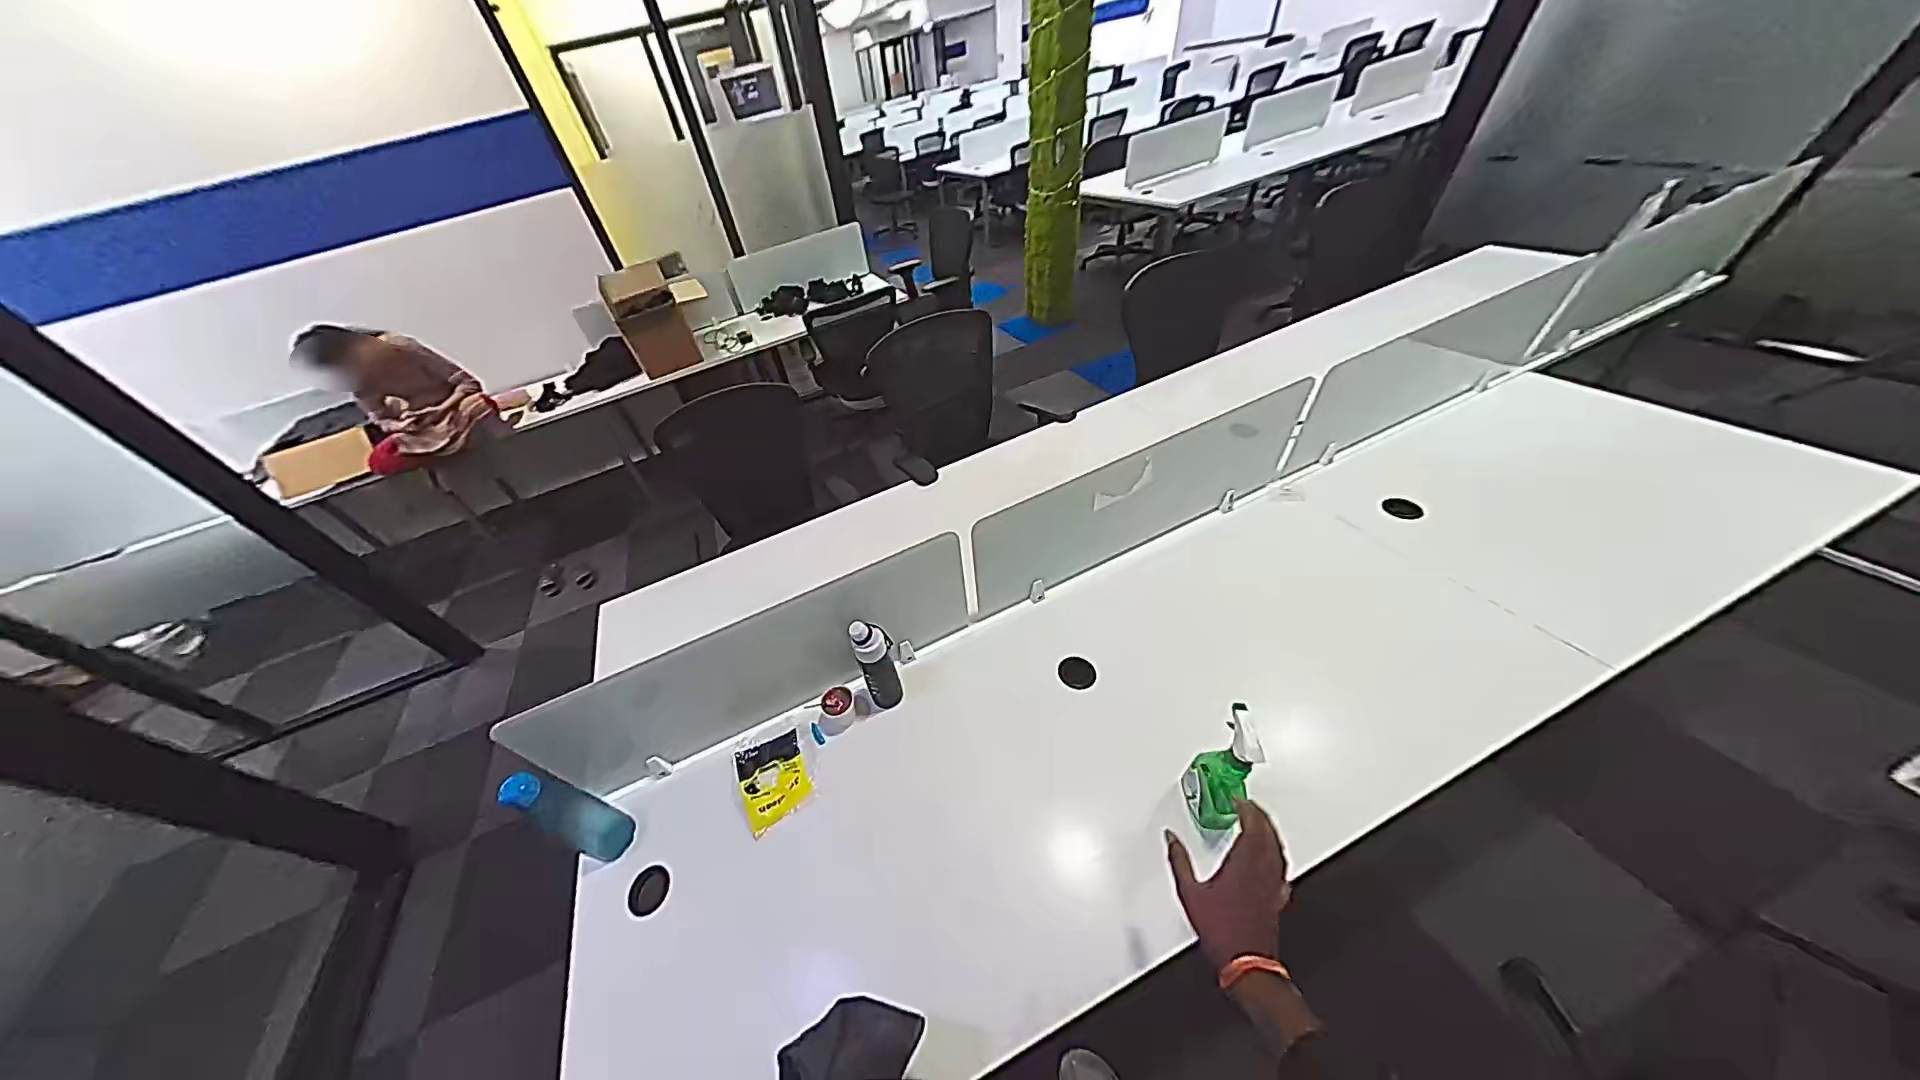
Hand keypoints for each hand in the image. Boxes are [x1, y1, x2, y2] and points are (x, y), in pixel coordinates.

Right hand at [1165, 799, 1292, 969]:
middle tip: (1249, 804)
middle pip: (1268, 833)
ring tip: (1260, 821)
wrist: (1246, 964)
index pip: (1252, 826)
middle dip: (1260, 814)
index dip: (1247, 808)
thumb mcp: (1189, 892)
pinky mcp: (1277, 897)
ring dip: (1270, 830)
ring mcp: (1273, 884)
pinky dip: (1277, 852)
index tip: (1239, 798)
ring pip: (1278, 848)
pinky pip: (1281, 866)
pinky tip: (1272, 855)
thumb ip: (1179, 860)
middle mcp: (1262, 871)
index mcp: (1243, 863)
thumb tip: (1170, 838)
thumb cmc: (1221, 931)